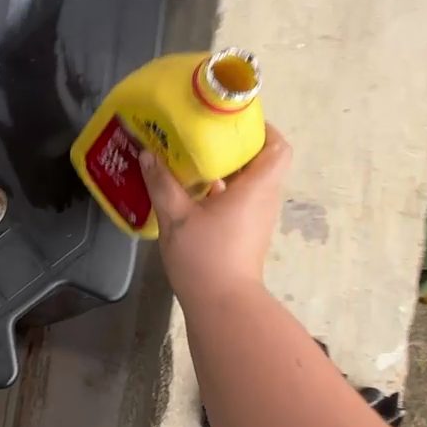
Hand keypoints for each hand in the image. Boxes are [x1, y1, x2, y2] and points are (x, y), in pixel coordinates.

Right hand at [141, 125, 291, 299]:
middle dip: (233, 146)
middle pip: (261, 161)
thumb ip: (162, 183)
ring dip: (224, 168)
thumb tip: (148, 154)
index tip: (232, 122)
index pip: (278, 147)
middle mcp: (262, 199)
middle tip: (201, 135)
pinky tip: (188, 190)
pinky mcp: (244, 232)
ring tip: (190, 159)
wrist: (222, 304)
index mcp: (255, 187)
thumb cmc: (205, 257)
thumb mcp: (176, 217)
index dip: (263, 129)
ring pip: (247, 181)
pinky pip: (237, 199)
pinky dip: (219, 189)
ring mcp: (255, 217)